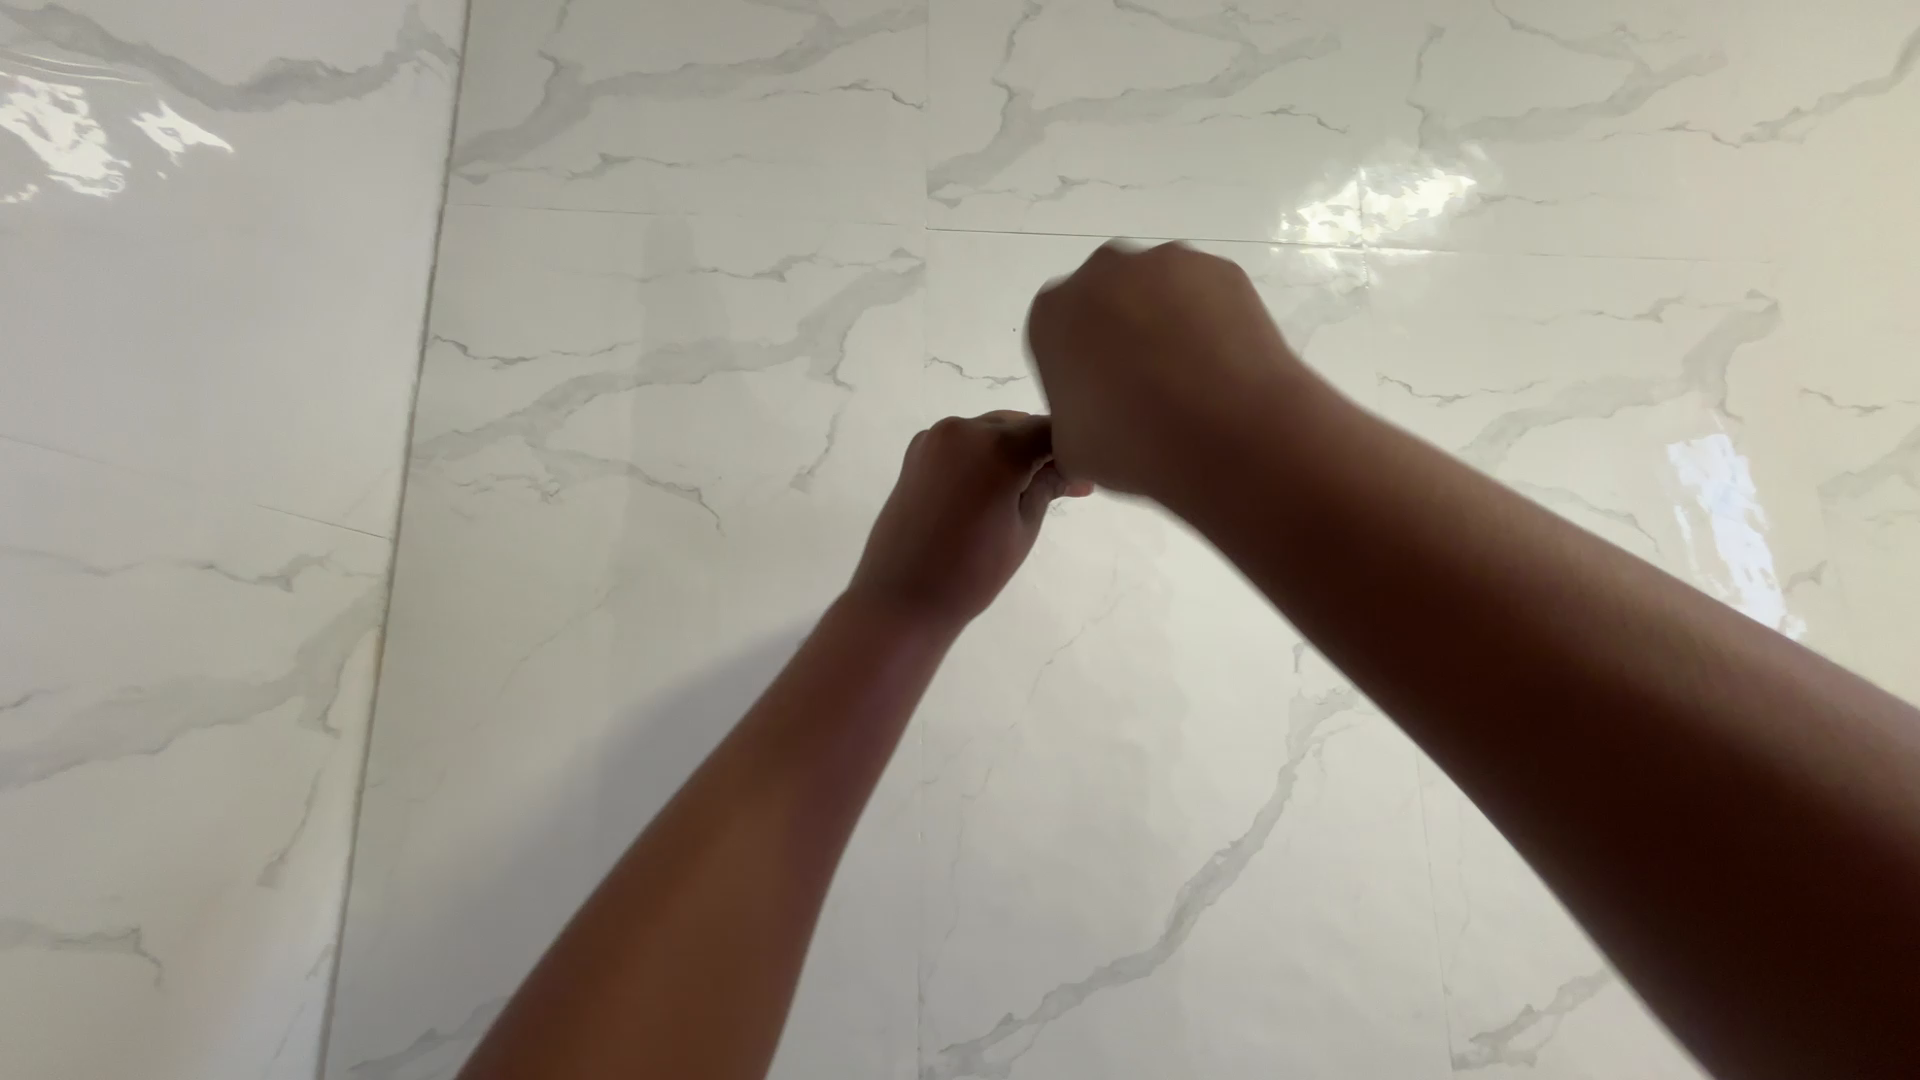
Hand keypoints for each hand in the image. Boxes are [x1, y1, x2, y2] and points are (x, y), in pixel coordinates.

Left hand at [847, 411, 1090, 627]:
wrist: (901, 599)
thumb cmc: (972, 573)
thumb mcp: (1022, 529)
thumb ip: (1047, 487)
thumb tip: (1076, 469)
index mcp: (995, 447)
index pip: (1049, 431)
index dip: (1070, 451)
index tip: (1082, 479)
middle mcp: (962, 430)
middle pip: (1018, 426)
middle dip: (1041, 451)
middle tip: (1061, 491)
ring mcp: (934, 439)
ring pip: (990, 432)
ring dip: (1012, 453)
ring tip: (1023, 496)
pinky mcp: (917, 454)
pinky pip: (962, 444)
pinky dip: (982, 458)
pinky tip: (990, 492)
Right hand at [1025, 241, 1317, 499]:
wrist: (1225, 433)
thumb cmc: (1130, 445)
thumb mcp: (1071, 451)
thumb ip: (1068, 424)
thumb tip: (1091, 423)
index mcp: (1052, 314)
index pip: (1057, 336)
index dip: (1078, 370)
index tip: (1099, 401)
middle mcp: (1101, 272)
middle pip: (1104, 302)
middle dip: (1118, 335)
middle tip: (1141, 388)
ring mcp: (1165, 262)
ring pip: (1155, 292)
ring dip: (1163, 324)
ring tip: (1187, 378)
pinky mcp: (1220, 268)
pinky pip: (1204, 294)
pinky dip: (1207, 321)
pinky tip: (1218, 365)